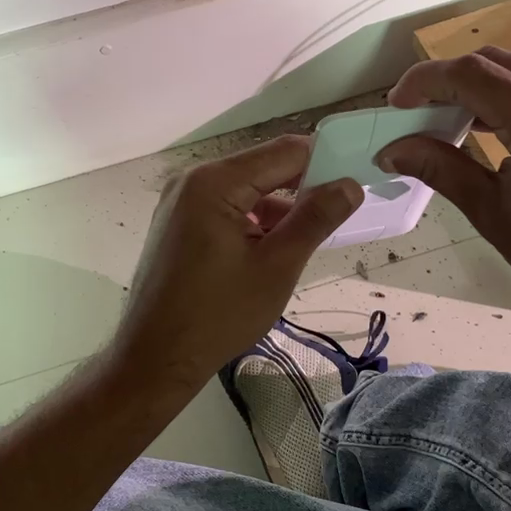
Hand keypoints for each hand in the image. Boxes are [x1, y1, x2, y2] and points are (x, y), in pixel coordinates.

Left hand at [113, 135, 363, 380]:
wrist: (154, 358)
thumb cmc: (218, 315)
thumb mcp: (277, 266)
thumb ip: (315, 219)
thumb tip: (350, 185)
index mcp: (215, 182)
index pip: (285, 152)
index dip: (325, 162)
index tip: (356, 182)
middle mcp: (193, 180)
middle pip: (264, 167)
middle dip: (303, 187)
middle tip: (338, 214)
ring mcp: (181, 201)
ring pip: (247, 189)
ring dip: (280, 209)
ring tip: (306, 241)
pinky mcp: (178, 223)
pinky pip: (227, 207)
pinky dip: (255, 221)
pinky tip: (272, 251)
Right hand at [377, 47, 510, 323]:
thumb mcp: (493, 213)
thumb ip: (441, 168)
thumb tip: (391, 149)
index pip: (472, 74)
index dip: (425, 81)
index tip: (397, 103)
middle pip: (496, 62)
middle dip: (450, 81)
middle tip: (419, 114)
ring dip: (481, 88)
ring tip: (450, 122)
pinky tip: (493, 128)